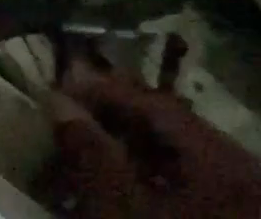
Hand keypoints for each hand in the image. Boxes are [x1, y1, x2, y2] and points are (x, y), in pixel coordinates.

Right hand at [39, 63, 260, 217]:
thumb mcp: (118, 206)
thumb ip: (88, 148)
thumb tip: (59, 102)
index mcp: (226, 166)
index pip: (156, 106)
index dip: (102, 92)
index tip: (55, 91)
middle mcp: (248, 178)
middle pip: (175, 131)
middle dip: (117, 122)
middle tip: (69, 121)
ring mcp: (249, 204)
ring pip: (185, 160)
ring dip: (133, 151)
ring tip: (91, 157)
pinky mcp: (238, 216)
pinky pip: (198, 189)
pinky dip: (156, 180)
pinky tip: (128, 190)